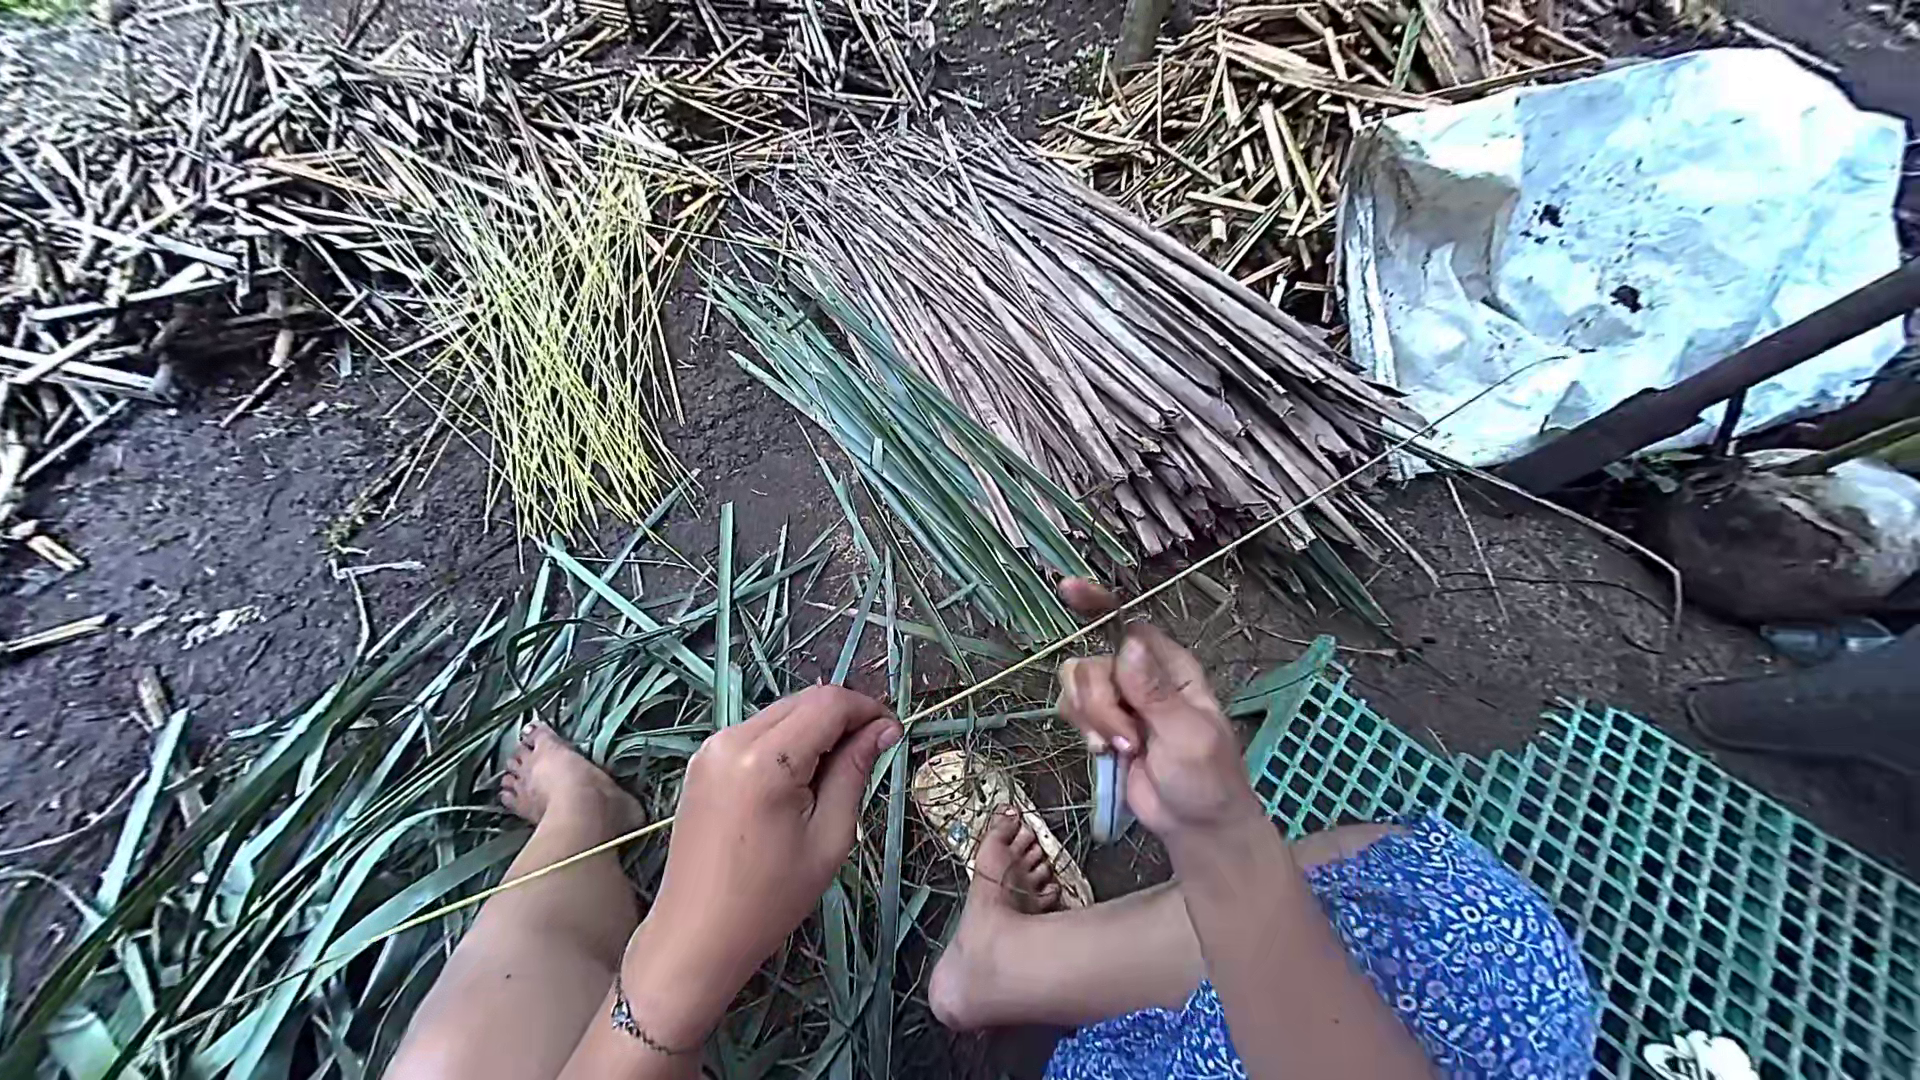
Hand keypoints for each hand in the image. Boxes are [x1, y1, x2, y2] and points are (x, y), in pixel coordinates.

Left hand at [621, 685, 900, 1044]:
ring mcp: (713, 746)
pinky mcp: (705, 758)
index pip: (829, 703)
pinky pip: (761, 728)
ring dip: (818, 725)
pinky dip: (791, 737)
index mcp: (766, 761)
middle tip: (871, 750)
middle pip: (807, 699)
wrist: (694, 940)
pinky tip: (800, 775)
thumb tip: (885, 728)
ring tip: (835, 769)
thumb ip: (855, 770)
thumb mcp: (830, 836)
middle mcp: (734, 739)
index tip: (892, 733)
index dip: (868, 709)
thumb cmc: (770, 899)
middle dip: (845, 716)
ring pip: (785, 710)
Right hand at [1056, 579, 1264, 846]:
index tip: (1067, 591)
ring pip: (1077, 683)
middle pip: (1093, 661)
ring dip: (1093, 719)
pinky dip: (1082, 728)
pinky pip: (1070, 707)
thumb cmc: (1207, 779)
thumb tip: (1127, 645)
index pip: (1128, 623)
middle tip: (1128, 740)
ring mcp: (1116, 698)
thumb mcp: (1189, 736)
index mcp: (1169, 666)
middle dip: (1101, 703)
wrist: (1195, 827)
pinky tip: (1105, 752)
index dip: (1098, 604)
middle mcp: (1139, 673)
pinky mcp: (1099, 722)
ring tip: (1121, 750)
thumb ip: (1156, 693)